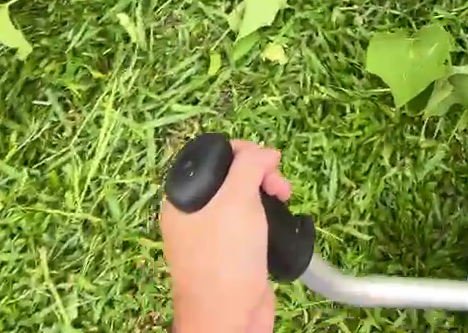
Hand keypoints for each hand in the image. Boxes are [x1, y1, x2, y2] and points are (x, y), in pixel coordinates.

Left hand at [160, 140, 292, 332]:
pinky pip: (250, 217)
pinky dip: (266, 211)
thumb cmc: (228, 255)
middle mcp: (194, 213)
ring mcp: (212, 233)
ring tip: (285, 198)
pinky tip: (279, 217)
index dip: (245, 152)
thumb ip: (250, 165)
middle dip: (261, 171)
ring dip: (268, 189)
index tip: (268, 162)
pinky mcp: (231, 250)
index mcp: (183, 198)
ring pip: (244, 194)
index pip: (215, 156)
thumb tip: (267, 154)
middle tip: (279, 186)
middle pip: (233, 174)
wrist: (230, 320)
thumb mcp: (237, 198)